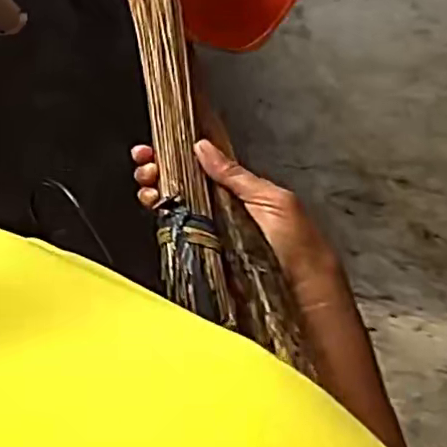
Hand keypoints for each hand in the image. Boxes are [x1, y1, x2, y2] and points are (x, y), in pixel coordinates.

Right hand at [131, 139, 338, 284]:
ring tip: (148, 180)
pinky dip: (152, 207)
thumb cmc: (301, 254)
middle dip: (155, 165)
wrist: (299, 301)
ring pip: (164, 198)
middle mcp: (215, 208)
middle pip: (175, 179)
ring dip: (149, 184)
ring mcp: (200, 228)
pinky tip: (152, 200)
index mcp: (237, 194)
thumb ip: (236, 175)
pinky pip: (164, 222)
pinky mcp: (188, 247)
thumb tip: (203, 147)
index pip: (198, 166)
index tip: (158, 145)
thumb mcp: (277, 202)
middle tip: (145, 160)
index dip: (176, 153)